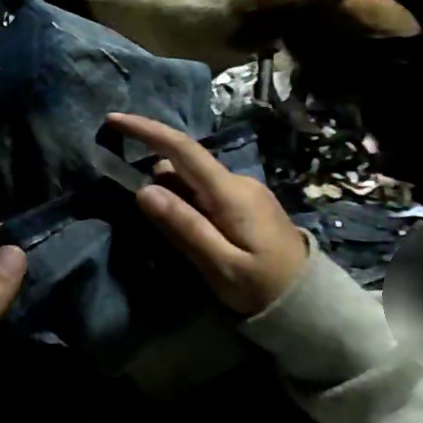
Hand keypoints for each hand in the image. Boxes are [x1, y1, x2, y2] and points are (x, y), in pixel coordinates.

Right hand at [108, 113, 308, 315]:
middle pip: (184, 164)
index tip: (114, 120)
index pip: (182, 149)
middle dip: (152, 173)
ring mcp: (244, 190)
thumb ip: (184, 227)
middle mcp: (237, 181)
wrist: (309, 303)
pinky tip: (182, 227)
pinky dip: (185, 200)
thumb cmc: (264, 288)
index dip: (146, 131)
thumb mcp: (221, 265)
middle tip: (131, 204)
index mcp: (230, 193)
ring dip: (169, 191)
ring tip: (159, 228)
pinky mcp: (246, 203)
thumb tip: (143, 190)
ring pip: (193, 179)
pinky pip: (205, 190)